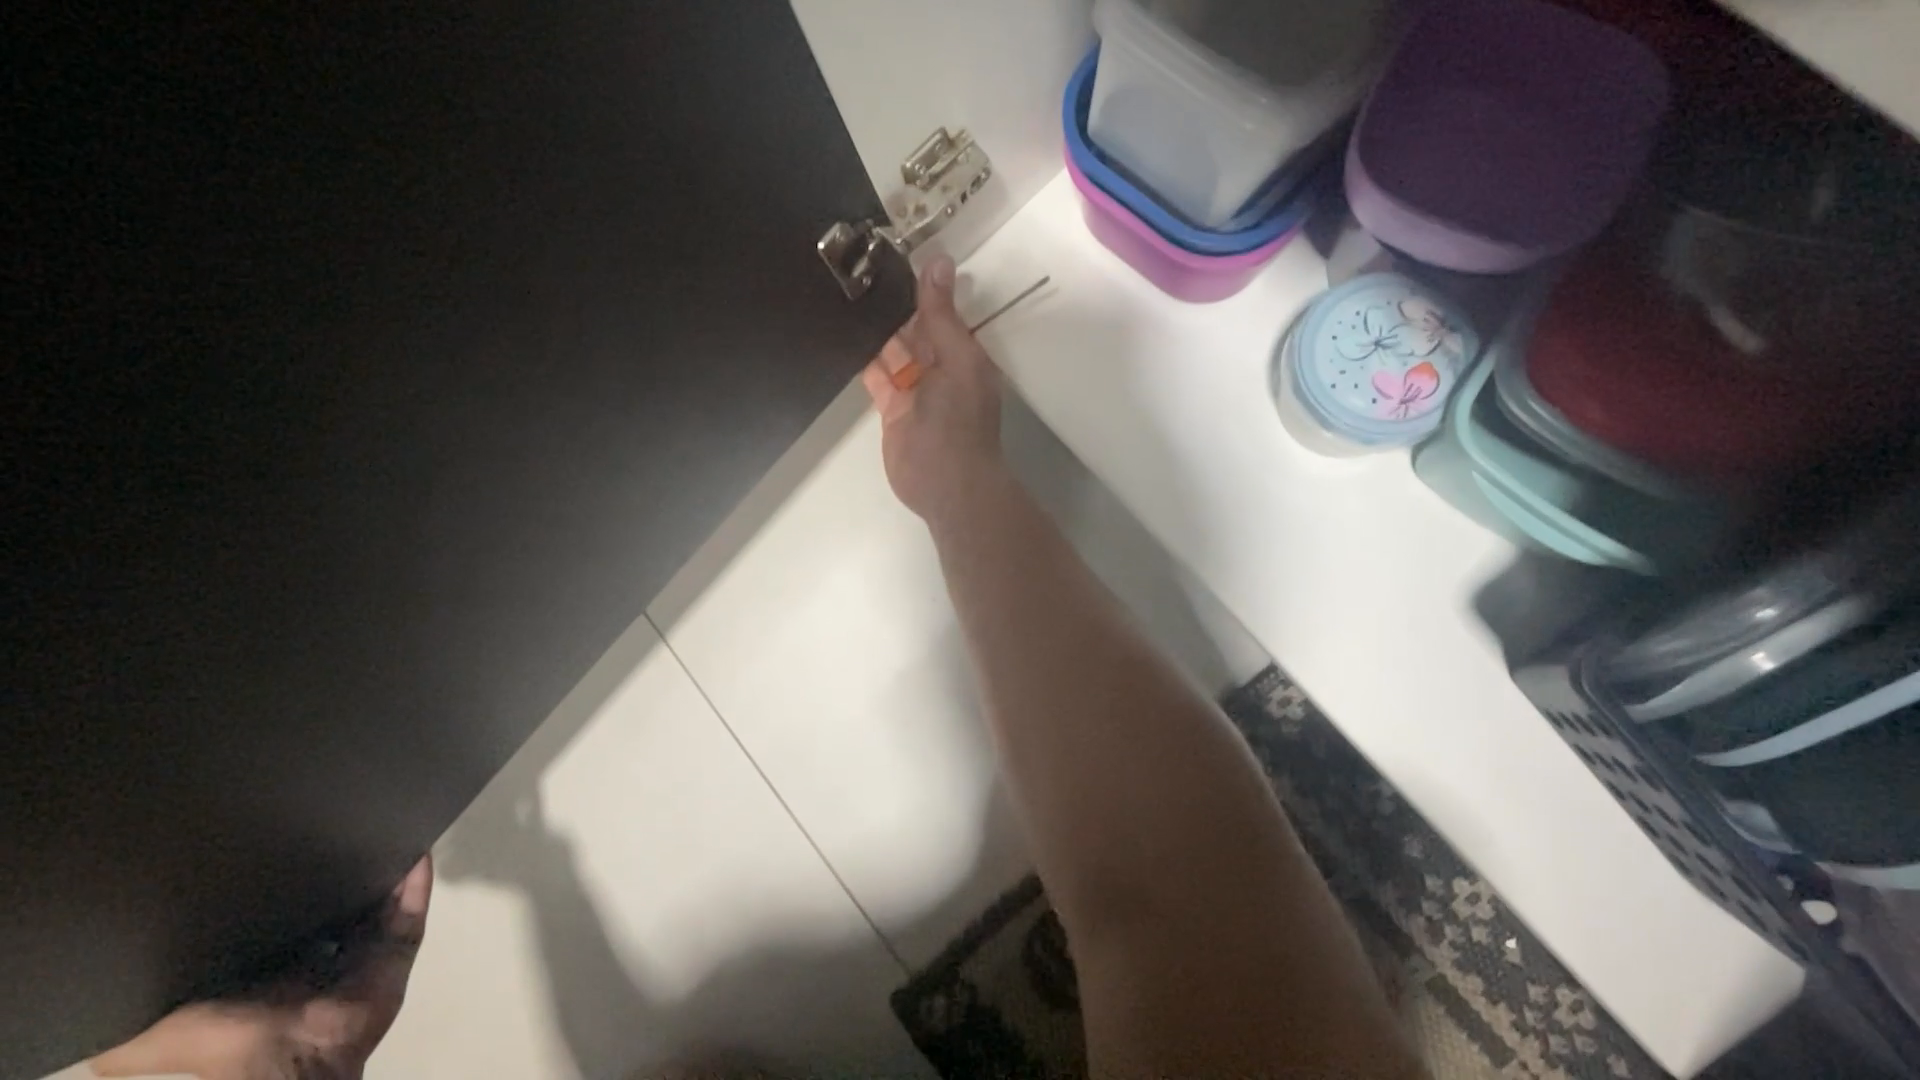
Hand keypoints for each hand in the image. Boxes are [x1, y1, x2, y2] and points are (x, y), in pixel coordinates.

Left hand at [92, 856, 432, 1079]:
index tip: (280, 844)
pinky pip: (411, 909)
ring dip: (382, 866)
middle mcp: (319, 954)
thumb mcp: (148, 1038)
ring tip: (382, 823)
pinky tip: (413, 849)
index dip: (280, 883)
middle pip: (336, 901)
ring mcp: (363, 952)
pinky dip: (416, 881)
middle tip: (337, 821)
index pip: (279, 916)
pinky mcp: (397, 950)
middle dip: (339, 867)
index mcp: (269, 968)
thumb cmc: (227, 1045)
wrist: (291, 1060)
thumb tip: (97, 976)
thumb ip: (123, 1018)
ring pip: (377, 899)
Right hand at [861, 255, 1007, 529]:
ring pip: (893, 350)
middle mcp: (941, 367)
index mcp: (964, 353)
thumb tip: (940, 261)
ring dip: (875, 328)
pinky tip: (842, 332)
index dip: (920, 287)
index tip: (890, 256)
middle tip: (857, 267)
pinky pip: (877, 376)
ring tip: (844, 291)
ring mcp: (915, 389)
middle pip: (914, 329)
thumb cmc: (959, 421)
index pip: (941, 312)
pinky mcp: (892, 409)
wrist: (947, 485)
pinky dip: (864, 358)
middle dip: (893, 304)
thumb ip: (942, 315)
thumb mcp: (956, 360)